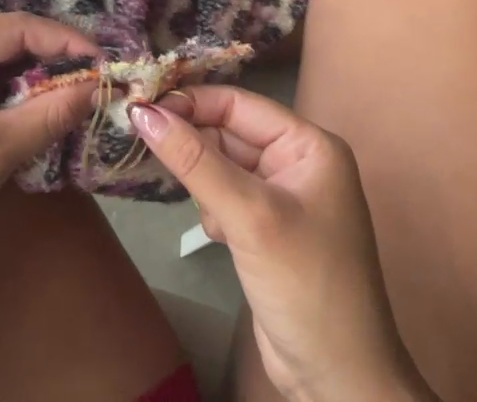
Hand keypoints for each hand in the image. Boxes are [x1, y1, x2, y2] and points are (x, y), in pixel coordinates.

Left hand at [0, 13, 102, 270]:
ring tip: (78, 90)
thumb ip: (52, 112)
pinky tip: (44, 105)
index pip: (12, 28)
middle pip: (5, 40)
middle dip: (52, 58)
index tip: (104, 60)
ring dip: (36, 76)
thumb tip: (101, 87)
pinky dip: (16, 92)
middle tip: (97, 76)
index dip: (62, 40)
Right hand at [130, 88, 434, 401]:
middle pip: (227, 131)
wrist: (337, 376)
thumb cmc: (305, 283)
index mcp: (309, 145)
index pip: (238, 104)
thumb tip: (141, 112)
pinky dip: (211, 209)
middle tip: (146, 150)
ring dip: (203, 184)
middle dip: (193, 145)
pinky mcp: (265, 228)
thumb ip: (194, 160)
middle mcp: (297, 162)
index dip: (190, 102)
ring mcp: (282, 197)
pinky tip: (218, 236)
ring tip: (211, 217)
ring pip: (220, 164)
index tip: (139, 111)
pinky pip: (224, 196)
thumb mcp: (248, 215)